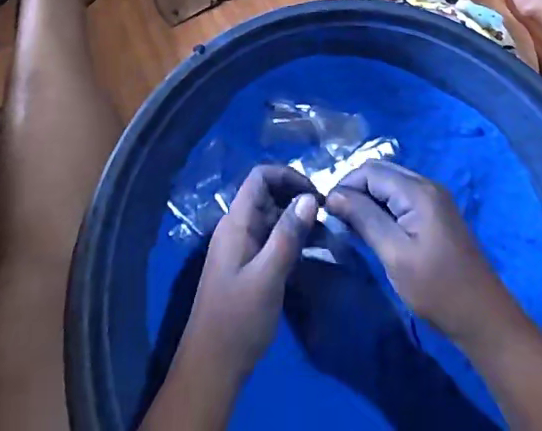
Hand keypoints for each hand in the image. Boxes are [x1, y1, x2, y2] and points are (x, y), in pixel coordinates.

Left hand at [182, 165, 317, 377]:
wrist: (213, 364)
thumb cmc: (239, 319)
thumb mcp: (268, 276)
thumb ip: (288, 236)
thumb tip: (309, 197)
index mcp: (236, 222)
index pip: (260, 177)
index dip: (288, 176)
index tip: (317, 195)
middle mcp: (237, 227)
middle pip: (268, 195)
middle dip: (297, 198)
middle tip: (328, 217)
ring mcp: (242, 246)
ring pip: (272, 218)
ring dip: (298, 220)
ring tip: (328, 237)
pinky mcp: (248, 265)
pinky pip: (272, 239)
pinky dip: (292, 240)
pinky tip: (313, 254)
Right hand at [326, 160, 520, 343]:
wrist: (485, 320)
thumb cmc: (437, 289)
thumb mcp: (395, 254)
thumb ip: (364, 218)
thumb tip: (333, 195)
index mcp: (418, 191)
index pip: (369, 170)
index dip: (344, 185)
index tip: (327, 211)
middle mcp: (427, 186)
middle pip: (379, 172)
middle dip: (354, 189)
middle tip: (337, 217)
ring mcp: (434, 199)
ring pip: (389, 183)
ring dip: (367, 198)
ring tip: (351, 224)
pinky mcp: (436, 215)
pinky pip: (400, 197)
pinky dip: (382, 206)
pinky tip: (373, 229)